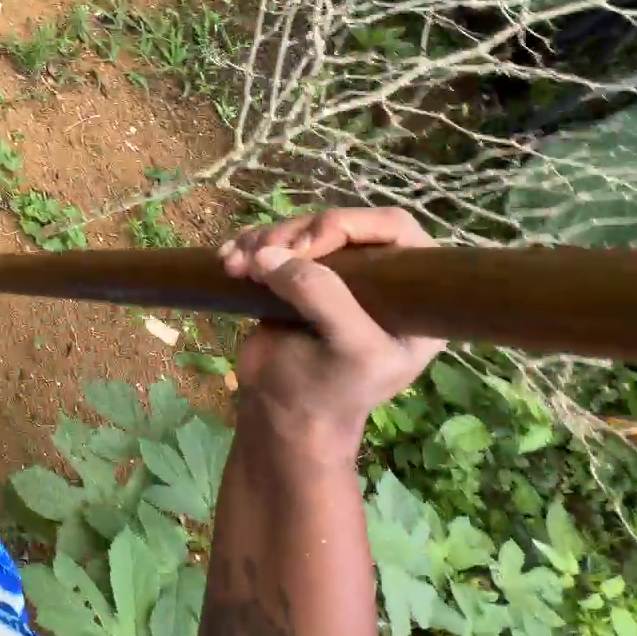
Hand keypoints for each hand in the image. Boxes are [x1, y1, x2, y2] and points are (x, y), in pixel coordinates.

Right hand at [219, 207, 445, 455]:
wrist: (281, 410)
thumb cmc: (328, 389)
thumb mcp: (347, 348)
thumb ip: (321, 296)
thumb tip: (267, 254)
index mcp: (411, 295)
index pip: (394, 230)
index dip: (348, 226)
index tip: (305, 248)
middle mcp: (374, 279)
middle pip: (336, 225)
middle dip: (292, 234)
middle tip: (259, 258)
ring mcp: (329, 277)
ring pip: (296, 231)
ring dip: (259, 241)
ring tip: (233, 266)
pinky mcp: (289, 280)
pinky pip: (267, 245)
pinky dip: (242, 248)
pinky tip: (225, 262)